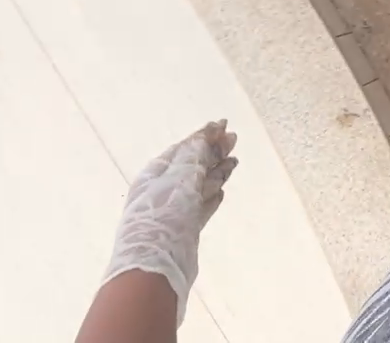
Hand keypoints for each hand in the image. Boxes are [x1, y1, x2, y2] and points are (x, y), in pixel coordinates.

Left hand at [102, 121, 238, 323]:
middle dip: (213, 152)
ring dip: (216, 171)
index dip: (204, 136)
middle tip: (234, 140)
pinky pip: (200, 206)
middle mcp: (163, 190)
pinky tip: (221, 193)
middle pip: (192, 165)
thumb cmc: (165, 212)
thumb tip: (213, 129)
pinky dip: (211, 196)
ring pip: (199, 185)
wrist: (156, 264)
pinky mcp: (184, 229)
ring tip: (234, 162)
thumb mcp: (181, 174)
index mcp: (156, 174)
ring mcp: (173, 211)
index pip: (184, 148)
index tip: (225, 125)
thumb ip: (197, 151)